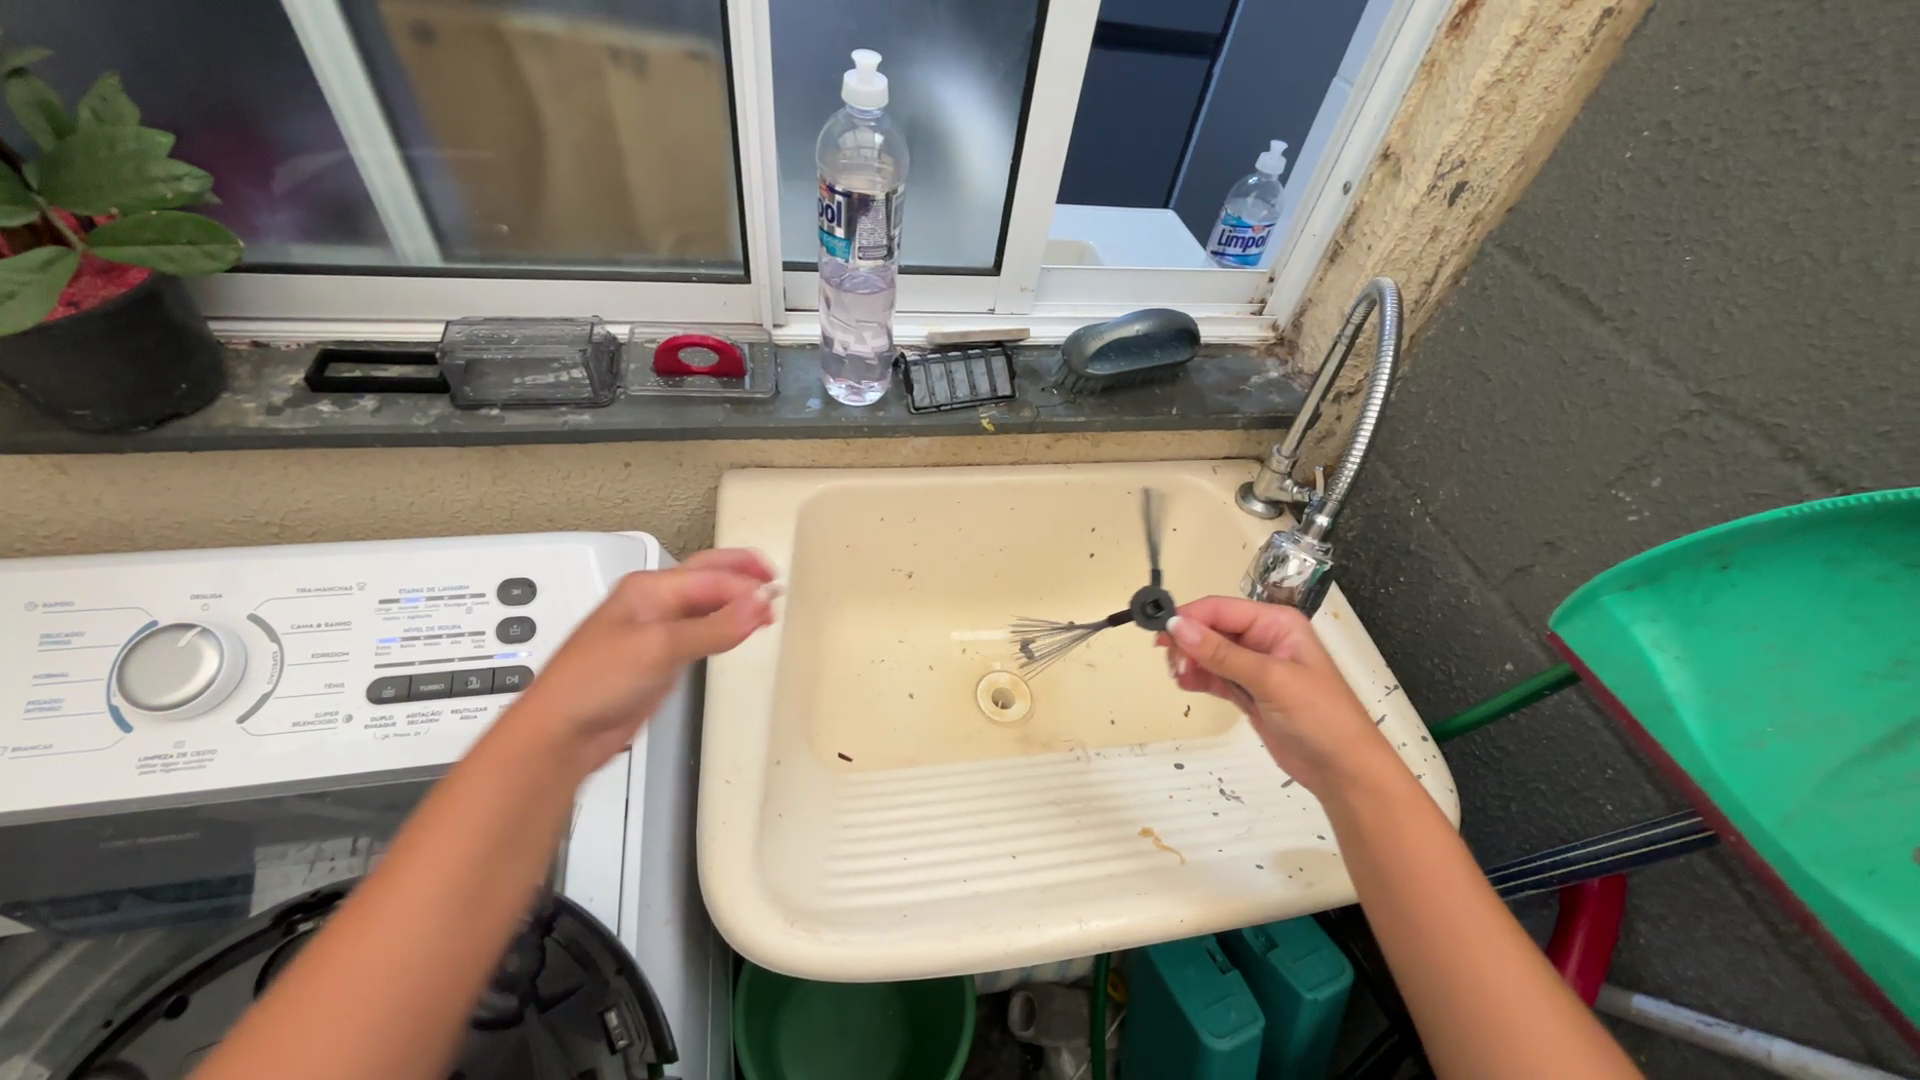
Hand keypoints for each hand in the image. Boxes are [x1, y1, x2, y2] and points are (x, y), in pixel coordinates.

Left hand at [505, 548, 777, 776]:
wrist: (563, 731)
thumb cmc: (589, 683)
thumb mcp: (661, 648)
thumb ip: (715, 627)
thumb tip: (757, 604)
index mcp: (648, 588)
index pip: (712, 577)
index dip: (745, 587)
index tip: (772, 601)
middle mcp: (652, 603)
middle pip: (708, 576)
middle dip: (742, 574)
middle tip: (773, 577)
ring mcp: (657, 629)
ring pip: (707, 603)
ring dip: (737, 601)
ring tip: (765, 604)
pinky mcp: (661, 656)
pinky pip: (702, 630)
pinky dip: (726, 626)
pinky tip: (738, 629)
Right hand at [1159, 596, 1395, 793]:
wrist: (1344, 770)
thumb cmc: (1320, 717)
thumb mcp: (1270, 679)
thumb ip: (1221, 653)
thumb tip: (1177, 625)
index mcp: (1276, 623)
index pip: (1221, 609)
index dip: (1189, 617)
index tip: (1160, 634)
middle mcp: (1264, 638)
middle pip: (1211, 629)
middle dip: (1187, 643)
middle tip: (1173, 666)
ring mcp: (1255, 666)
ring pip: (1208, 652)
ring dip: (1189, 661)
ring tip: (1179, 678)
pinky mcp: (1248, 691)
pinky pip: (1214, 675)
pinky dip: (1197, 678)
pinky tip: (1186, 684)